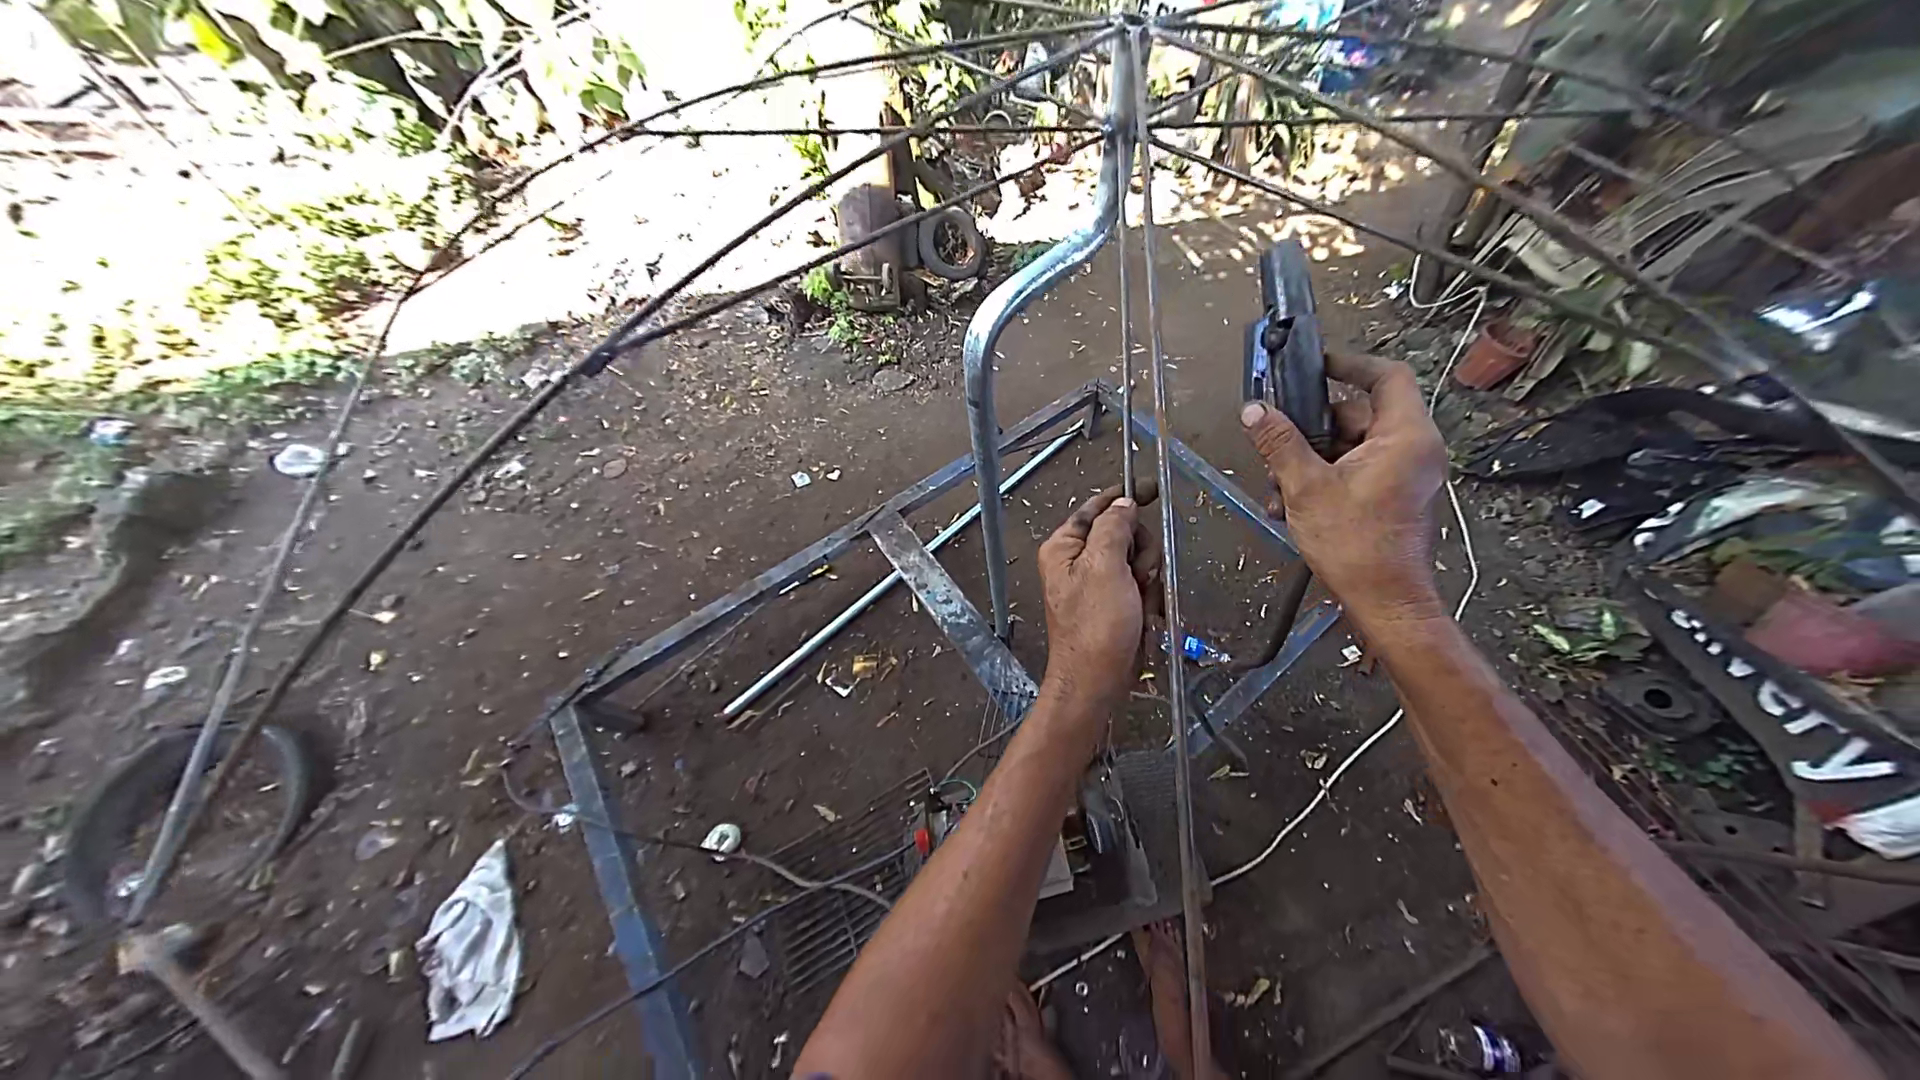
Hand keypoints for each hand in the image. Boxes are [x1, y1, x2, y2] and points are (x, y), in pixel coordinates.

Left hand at [1037, 483, 1161, 714]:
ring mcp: (1096, 584)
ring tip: (1139, 601)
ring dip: (1147, 580)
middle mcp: (1077, 562)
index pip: (1095, 508)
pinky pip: (1141, 586)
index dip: (1123, 499)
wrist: (1097, 680)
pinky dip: (1147, 599)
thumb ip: (1114, 528)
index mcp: (1064, 547)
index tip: (1150, 490)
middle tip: (1138, 574)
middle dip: (1141, 553)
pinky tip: (1142, 615)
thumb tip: (1124, 504)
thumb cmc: (1095, 626)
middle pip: (1124, 534)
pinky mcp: (1113, 603)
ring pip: (1138, 561)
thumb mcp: (1104, 567)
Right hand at [1240, 350, 1447, 631]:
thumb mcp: (1306, 487)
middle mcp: (1412, 449)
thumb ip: (1280, 443)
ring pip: (1348, 446)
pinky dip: (1320, 478)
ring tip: (1278, 486)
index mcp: (1406, 437)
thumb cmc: (1356, 544)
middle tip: (1276, 444)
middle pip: (1356, 415)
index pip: (1386, 376)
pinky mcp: (1390, 493)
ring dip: (1307, 461)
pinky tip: (1289, 502)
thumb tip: (1255, 411)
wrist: (1383, 598)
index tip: (1314, 366)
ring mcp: (1403, 473)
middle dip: (1310, 430)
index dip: (1349, 364)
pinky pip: (1352, 470)